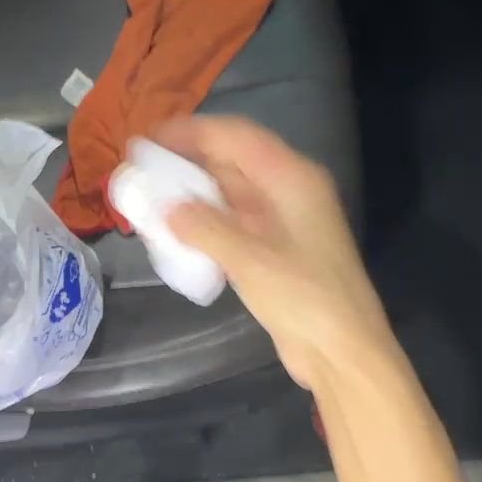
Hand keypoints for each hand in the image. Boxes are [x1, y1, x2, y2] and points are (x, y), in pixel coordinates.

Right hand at [150, 116, 394, 390]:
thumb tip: (167, 207)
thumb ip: (206, 229)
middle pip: (231, 163)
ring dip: (192, 196)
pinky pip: (231, 226)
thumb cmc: (304, 298)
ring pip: (229, 196)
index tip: (146, 140)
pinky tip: (174, 234)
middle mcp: (287, 193)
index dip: (190, 133)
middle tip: (141, 171)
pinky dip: (203, 225)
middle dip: (186, 164)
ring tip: (149, 200)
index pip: (235, 138)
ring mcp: (281, 223)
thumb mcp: (250, 260)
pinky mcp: (272, 252)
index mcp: (292, 179)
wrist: (340, 349)